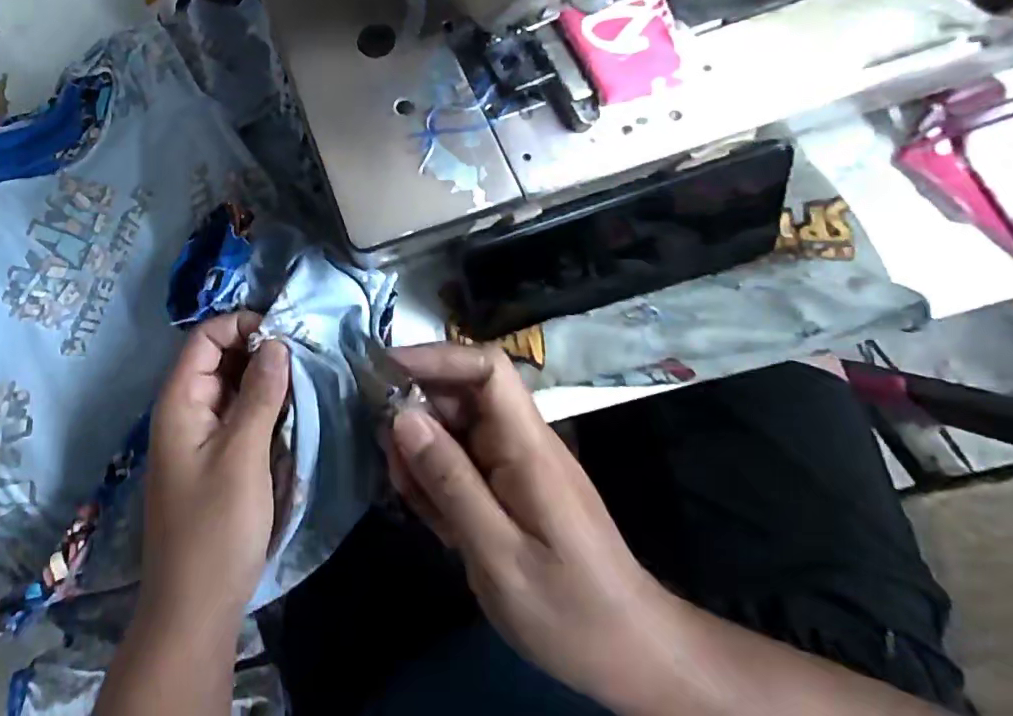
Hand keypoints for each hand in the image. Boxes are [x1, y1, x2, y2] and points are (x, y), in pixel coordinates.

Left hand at [142, 311, 289, 629]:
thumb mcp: (242, 455)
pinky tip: (293, 413)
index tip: (286, 337)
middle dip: (260, 351)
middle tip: (305, 359)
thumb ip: (259, 395)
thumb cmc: (216, 529)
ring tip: (307, 382)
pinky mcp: (215, 460)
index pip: (205, 337)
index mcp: (180, 402)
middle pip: (219, 359)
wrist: (194, 609)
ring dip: (266, 380)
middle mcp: (186, 411)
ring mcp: (199, 437)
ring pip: (233, 388)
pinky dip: (264, 408)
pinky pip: (239, 417)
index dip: (242, 326)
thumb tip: (276, 343)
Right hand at [383, 343, 671, 708]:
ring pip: (453, 430)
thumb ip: (450, 482)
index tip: (384, 373)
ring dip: (421, 455)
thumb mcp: (498, 554)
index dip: (435, 358)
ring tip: (410, 496)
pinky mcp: (508, 488)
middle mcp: (520, 442)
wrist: (628, 653)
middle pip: (460, 396)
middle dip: (415, 415)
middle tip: (386, 458)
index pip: (486, 368)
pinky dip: (437, 481)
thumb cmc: (568, 610)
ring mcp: (514, 465)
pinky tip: (434, 519)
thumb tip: (401, 416)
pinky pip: (461, 464)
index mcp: (527, 445)